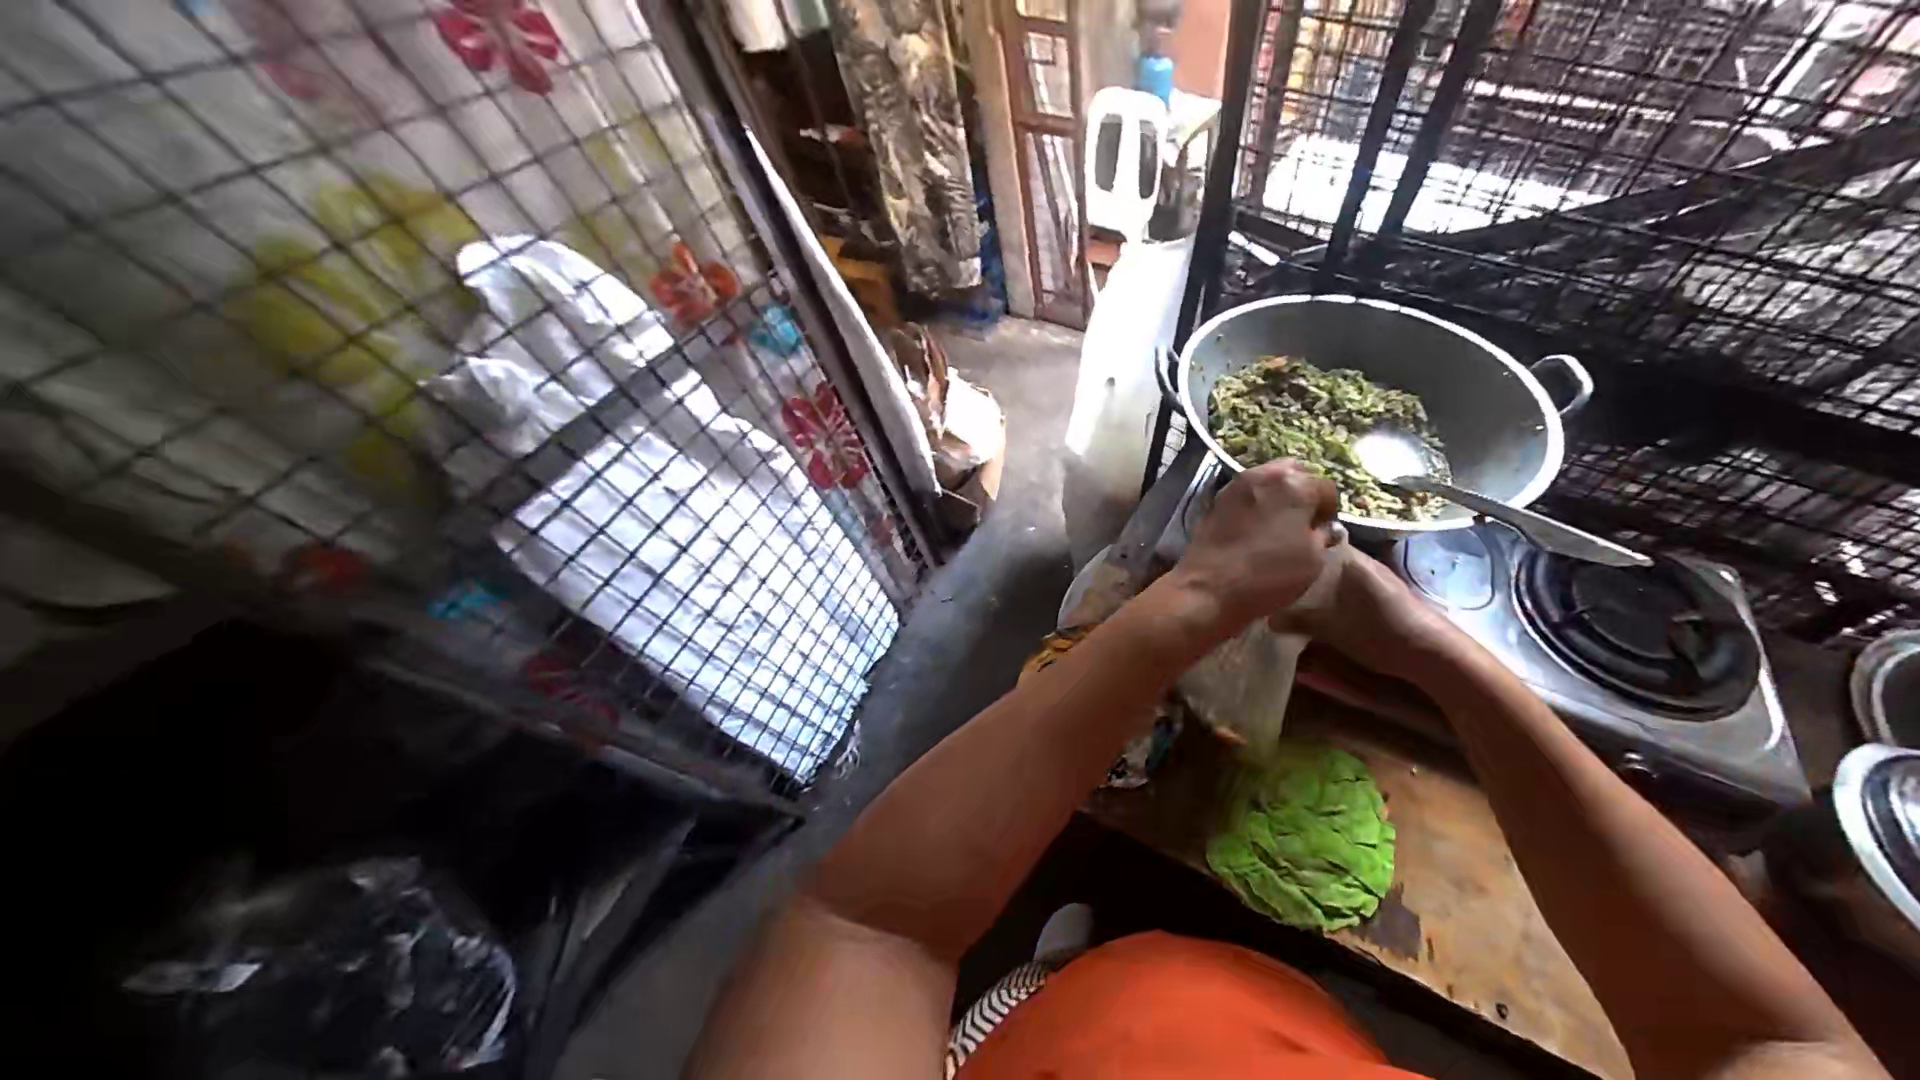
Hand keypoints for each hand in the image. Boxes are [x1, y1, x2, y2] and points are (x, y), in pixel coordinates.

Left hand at [1161, 460, 1336, 639]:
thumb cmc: (1268, 574)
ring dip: (1277, 494)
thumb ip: (1322, 535)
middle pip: (1295, 473)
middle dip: (1303, 492)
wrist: (1208, 587)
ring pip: (1266, 479)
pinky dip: (1254, 502)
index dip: (1329, 510)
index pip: (1326, 488)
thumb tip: (1323, 527)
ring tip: (1279, 522)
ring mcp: (1235, 486)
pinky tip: (1255, 525)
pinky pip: (1244, 493)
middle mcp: (1264, 476)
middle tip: (1302, 520)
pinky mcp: (1216, 500)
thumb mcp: (1313, 559)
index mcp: (1295, 485)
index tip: (1324, 530)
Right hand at [1273, 545, 1466, 681]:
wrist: (1433, 655)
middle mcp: (1362, 563)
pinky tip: (1314, 606)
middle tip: (1272, 573)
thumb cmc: (1382, 632)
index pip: (1318, 537)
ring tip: (1287, 590)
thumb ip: (1299, 620)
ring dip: (1315, 579)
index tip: (1272, 549)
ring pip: (1334, 571)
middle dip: (1301, 562)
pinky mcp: (1378, 597)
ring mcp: (1372, 579)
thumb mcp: (1333, 629)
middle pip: (1324, 554)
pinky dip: (1328, 592)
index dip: (1296, 540)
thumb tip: (1267, 619)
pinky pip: (1343, 586)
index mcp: (1351, 560)